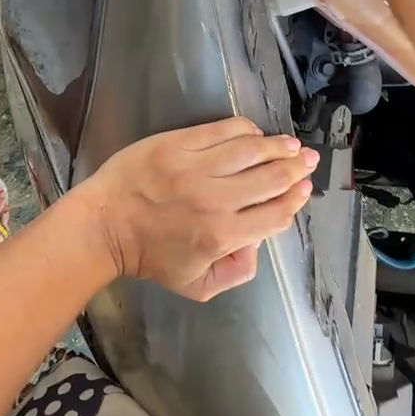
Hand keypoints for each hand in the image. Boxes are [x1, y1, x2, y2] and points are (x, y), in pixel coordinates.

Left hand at [73, 116, 316, 300]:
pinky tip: (256, 131)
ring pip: (250, 150)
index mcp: (222, 236)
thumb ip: (236, 273)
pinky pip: (220, 130)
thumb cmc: (149, 256)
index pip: (274, 214)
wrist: (104, 224)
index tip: (305, 188)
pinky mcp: (177, 143)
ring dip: (277, 146)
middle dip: (295, 169)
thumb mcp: (196, 286)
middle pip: (269, 178)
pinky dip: (244, 129)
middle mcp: (214, 199)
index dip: (295, 200)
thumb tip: (258, 244)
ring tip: (291, 144)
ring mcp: (195, 166)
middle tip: (309, 160)